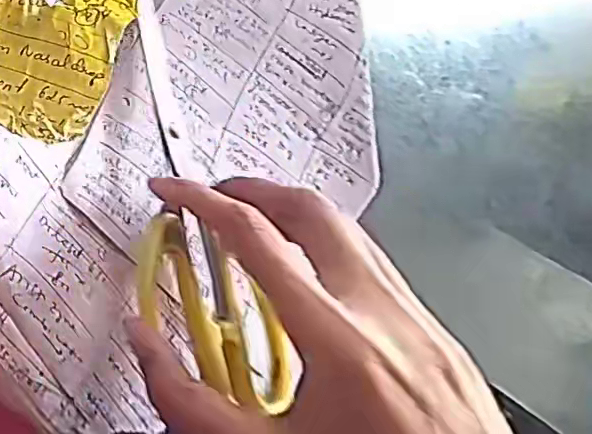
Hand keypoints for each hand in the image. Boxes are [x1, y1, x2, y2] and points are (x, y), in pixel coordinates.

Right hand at [128, 178, 507, 433]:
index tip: (171, 190)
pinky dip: (328, 253)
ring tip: (256, 229)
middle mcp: (389, 321)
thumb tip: (143, 343)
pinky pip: (377, 269)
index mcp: (342, 344)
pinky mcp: (447, 348)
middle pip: (310, 210)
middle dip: (251, 189)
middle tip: (215, 196)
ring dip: (292, 216)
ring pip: (350, 232)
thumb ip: (188, 402)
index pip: (253, 235)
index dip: (199, 199)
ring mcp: (426, 330)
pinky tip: (310, 286)